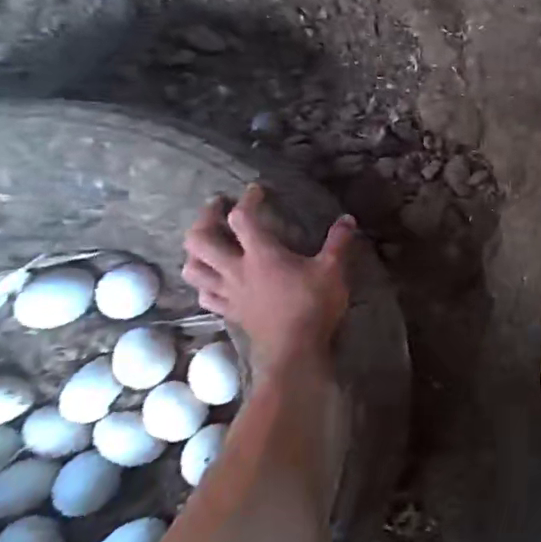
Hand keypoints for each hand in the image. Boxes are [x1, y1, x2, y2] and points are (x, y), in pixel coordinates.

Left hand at [181, 183, 357, 372]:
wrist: (294, 351)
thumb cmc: (313, 306)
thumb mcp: (333, 270)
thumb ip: (338, 243)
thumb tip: (347, 219)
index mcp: (261, 254)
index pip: (243, 218)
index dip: (247, 199)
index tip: (256, 190)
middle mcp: (236, 269)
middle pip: (200, 240)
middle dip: (204, 219)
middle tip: (216, 209)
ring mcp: (228, 293)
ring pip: (193, 269)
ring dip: (194, 253)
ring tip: (206, 244)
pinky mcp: (230, 312)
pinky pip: (206, 296)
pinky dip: (205, 285)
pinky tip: (214, 283)